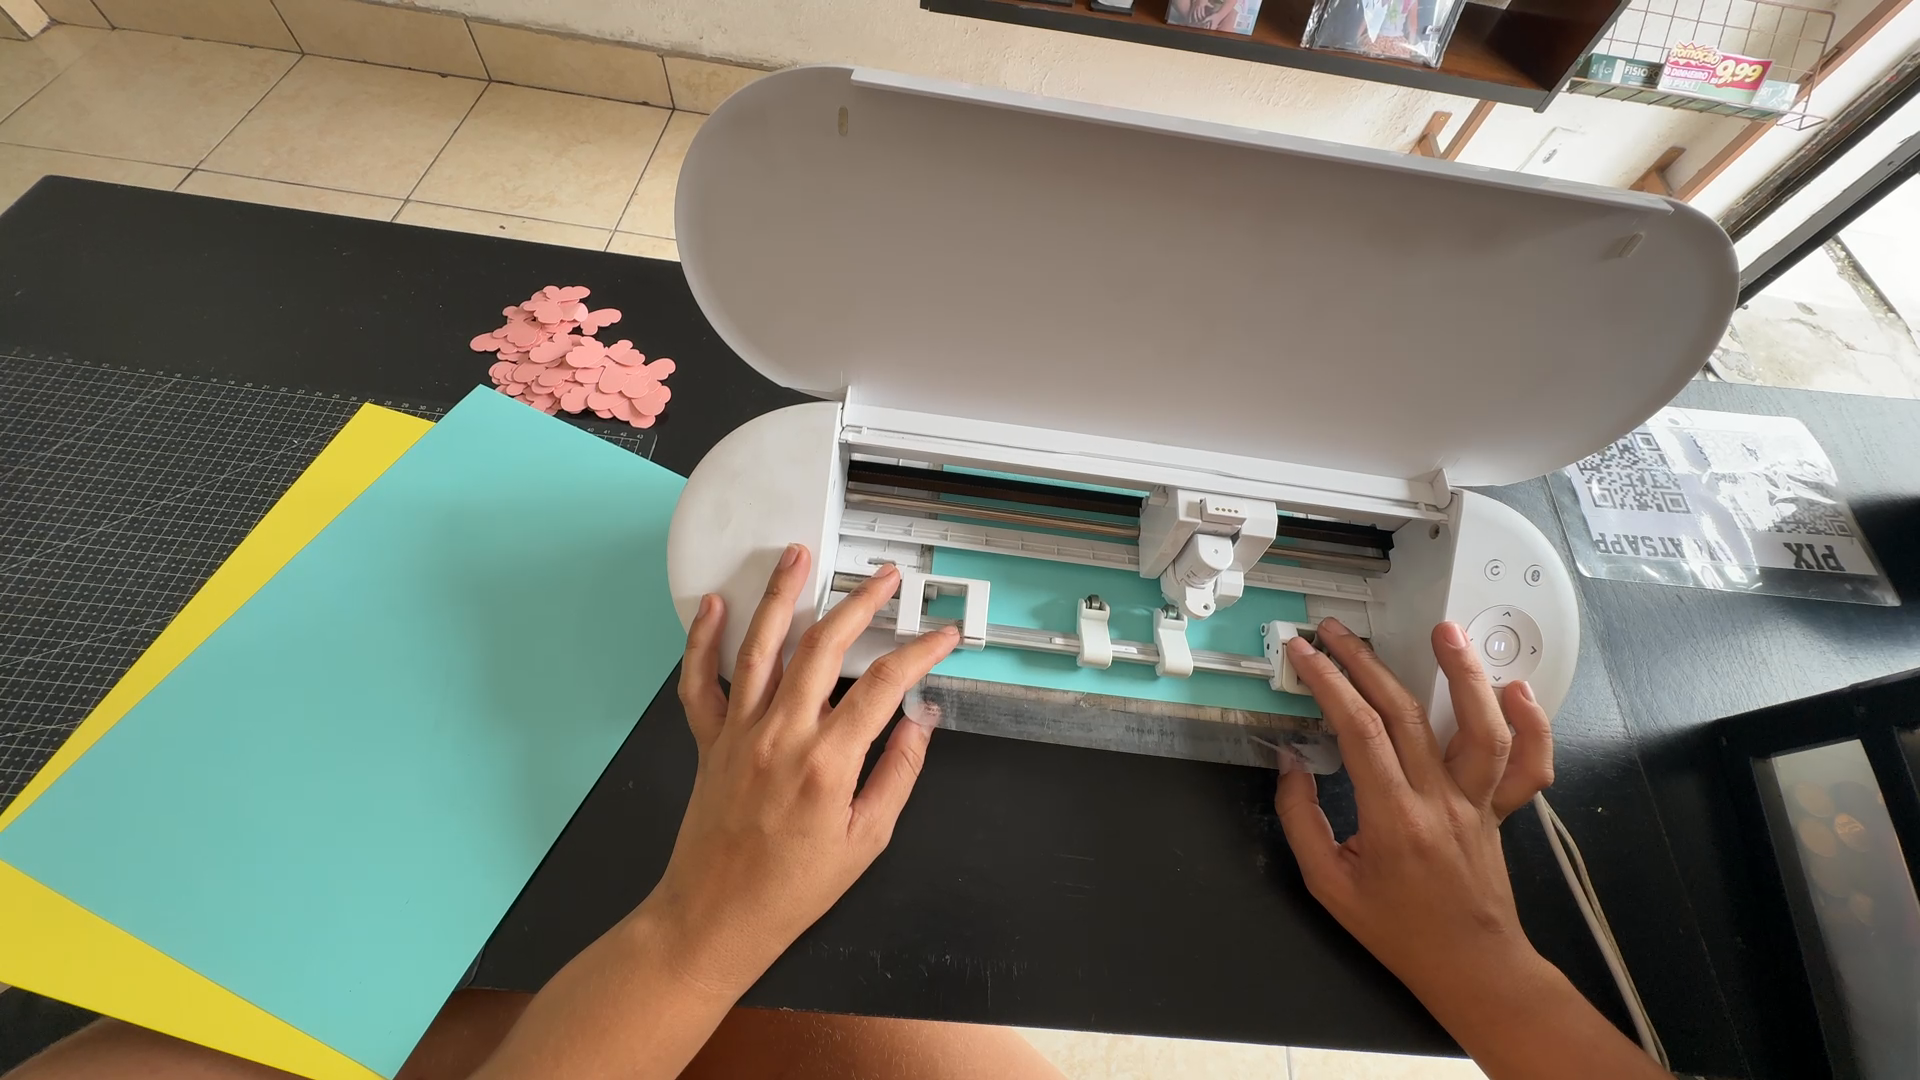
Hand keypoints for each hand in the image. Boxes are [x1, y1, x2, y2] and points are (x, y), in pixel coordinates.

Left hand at [642, 546, 959, 997]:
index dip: (919, 653)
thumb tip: (920, 721)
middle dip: (859, 603)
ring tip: (797, 556)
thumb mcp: (866, 841)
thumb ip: (898, 773)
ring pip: (762, 646)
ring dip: (782, 595)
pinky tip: (712, 604)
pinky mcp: (710, 738)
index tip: (942, 636)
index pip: (883, 685)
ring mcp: (740, 731)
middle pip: (823, 647)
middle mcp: (782, 734)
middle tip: (883, 578)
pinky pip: (700, 680)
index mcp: (827, 762)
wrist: (713, 919)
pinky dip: (702, 639)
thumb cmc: (793, 888)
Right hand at [1274, 618, 1554, 1002]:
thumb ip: (1300, 816)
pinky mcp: (1499, 808)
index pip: (1358, 731)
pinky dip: (1529, 724)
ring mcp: (1478, 802)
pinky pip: (1527, 765)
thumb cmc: (1394, 928)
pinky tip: (1515, 688)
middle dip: (1365, 662)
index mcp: (1393, 818)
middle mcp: (1441, 801)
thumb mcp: (1325, 882)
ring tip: (1444, 630)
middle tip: (1335, 629)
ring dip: (1462, 674)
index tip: (1303, 652)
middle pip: (1406, 714)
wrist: (1474, 968)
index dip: (1327, 683)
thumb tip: (1291, 759)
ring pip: (1479, 729)